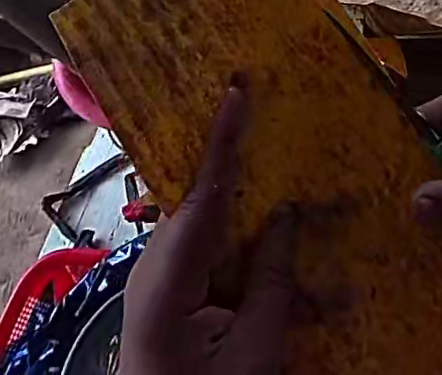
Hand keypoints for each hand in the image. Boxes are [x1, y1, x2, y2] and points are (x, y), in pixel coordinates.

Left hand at [120, 79, 299, 374]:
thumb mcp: (252, 356)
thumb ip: (271, 282)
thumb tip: (286, 215)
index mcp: (167, 279)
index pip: (203, 194)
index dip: (222, 139)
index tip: (235, 92)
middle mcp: (155, 263)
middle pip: (202, 198)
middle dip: (236, 161)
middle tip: (264, 114)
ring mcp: (159, 274)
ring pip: (206, 220)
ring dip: (240, 200)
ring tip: (276, 168)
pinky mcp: (169, 287)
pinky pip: (206, 245)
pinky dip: (235, 234)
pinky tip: (266, 233)